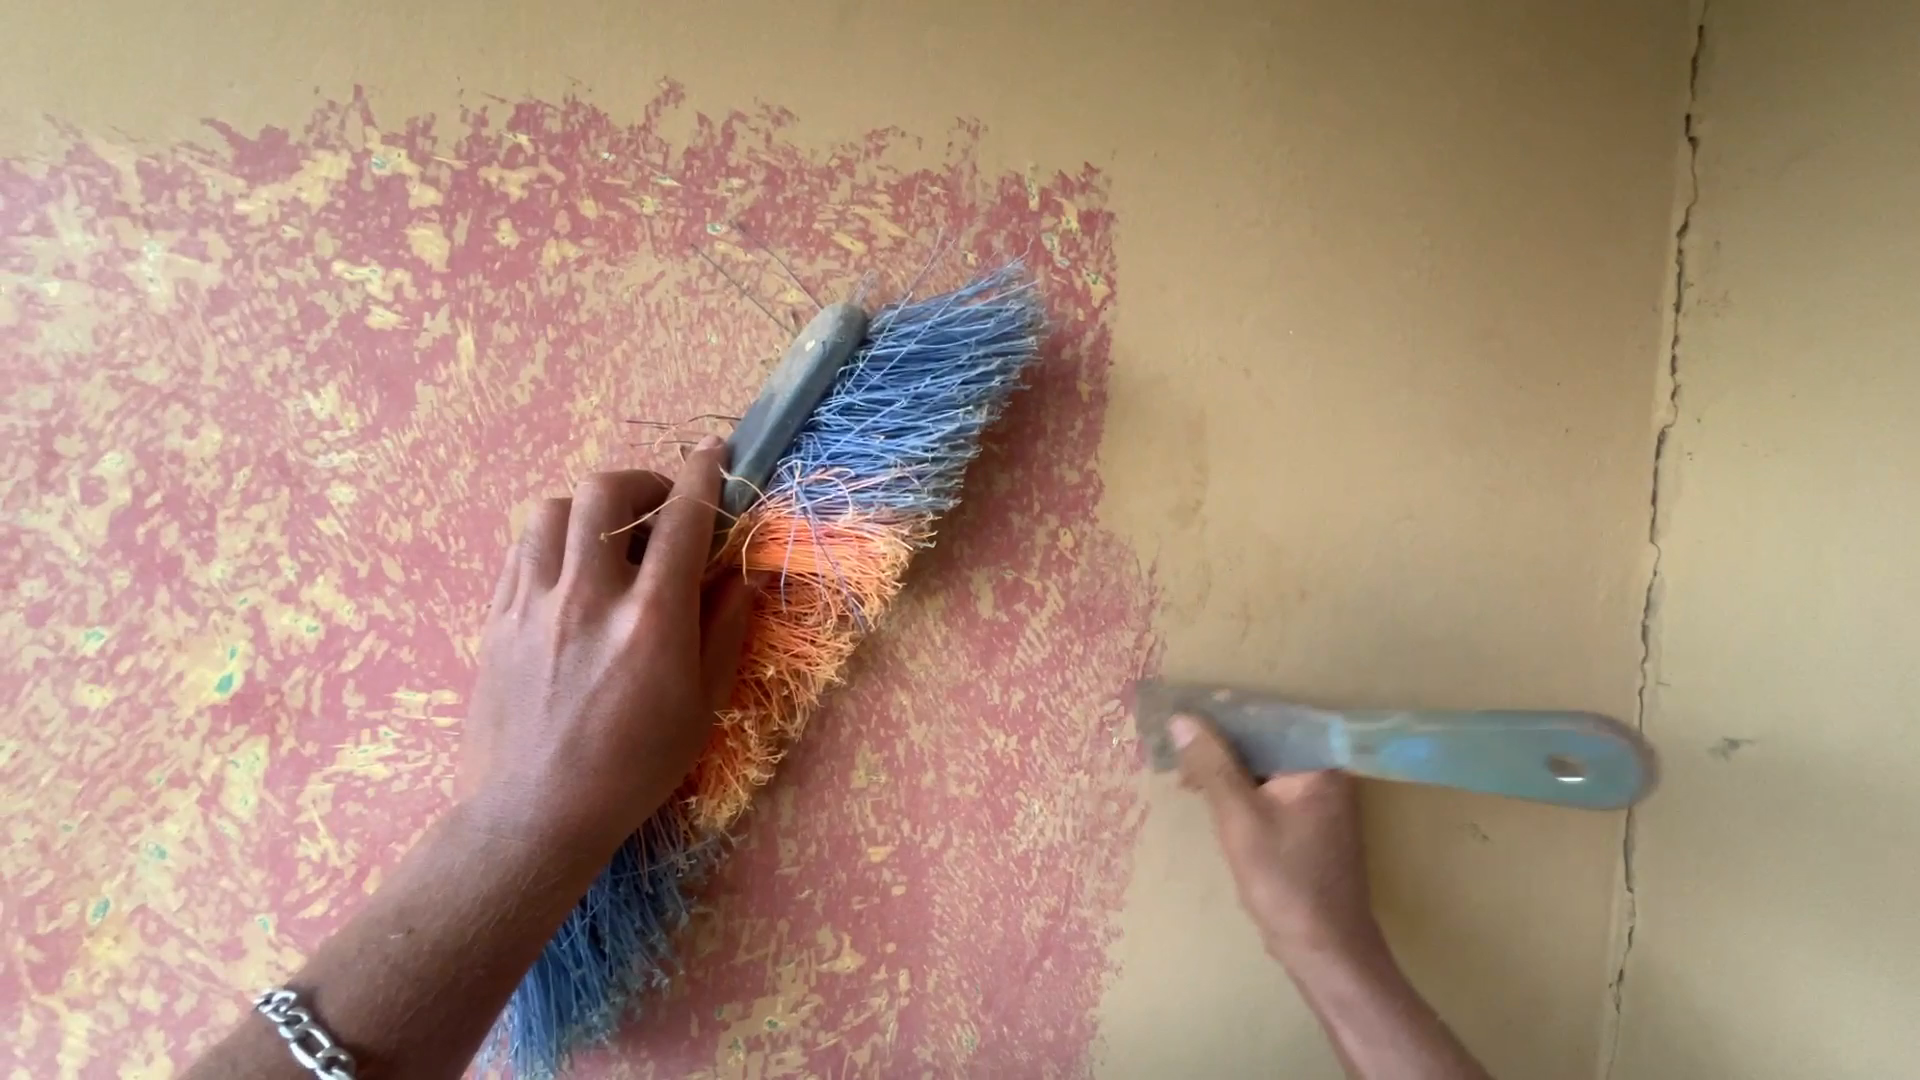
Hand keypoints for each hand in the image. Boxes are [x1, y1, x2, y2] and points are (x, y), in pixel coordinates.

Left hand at [457, 436, 760, 858]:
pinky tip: (570, 571)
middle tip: (660, 507)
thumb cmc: (635, 765)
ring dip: (589, 509)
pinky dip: (554, 539)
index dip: (703, 474)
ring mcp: (532, 603)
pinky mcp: (495, 618)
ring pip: (550, 509)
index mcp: (651, 619)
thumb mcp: (703, 705)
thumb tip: (740, 577)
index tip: (714, 452)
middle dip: (641, 480)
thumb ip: (726, 630)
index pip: (683, 520)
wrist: (533, 814)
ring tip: (608, 539)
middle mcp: (589, 596)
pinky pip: (521, 548)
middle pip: (604, 492)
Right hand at [1172, 714, 1383, 967]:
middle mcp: (1325, 772)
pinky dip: (1236, 786)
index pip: (1268, 716)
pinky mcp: (1307, 821)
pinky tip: (1206, 792)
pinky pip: (1267, 787)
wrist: (1325, 951)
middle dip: (1219, 738)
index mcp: (1319, 763)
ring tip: (1183, 769)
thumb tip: (1182, 717)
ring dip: (1224, 762)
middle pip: (1265, 738)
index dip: (1222, 711)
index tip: (1182, 711)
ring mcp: (1318, 799)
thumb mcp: (1239, 816)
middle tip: (1175, 742)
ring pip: (1263, 763)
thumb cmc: (1285, 880)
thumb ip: (1212, 763)